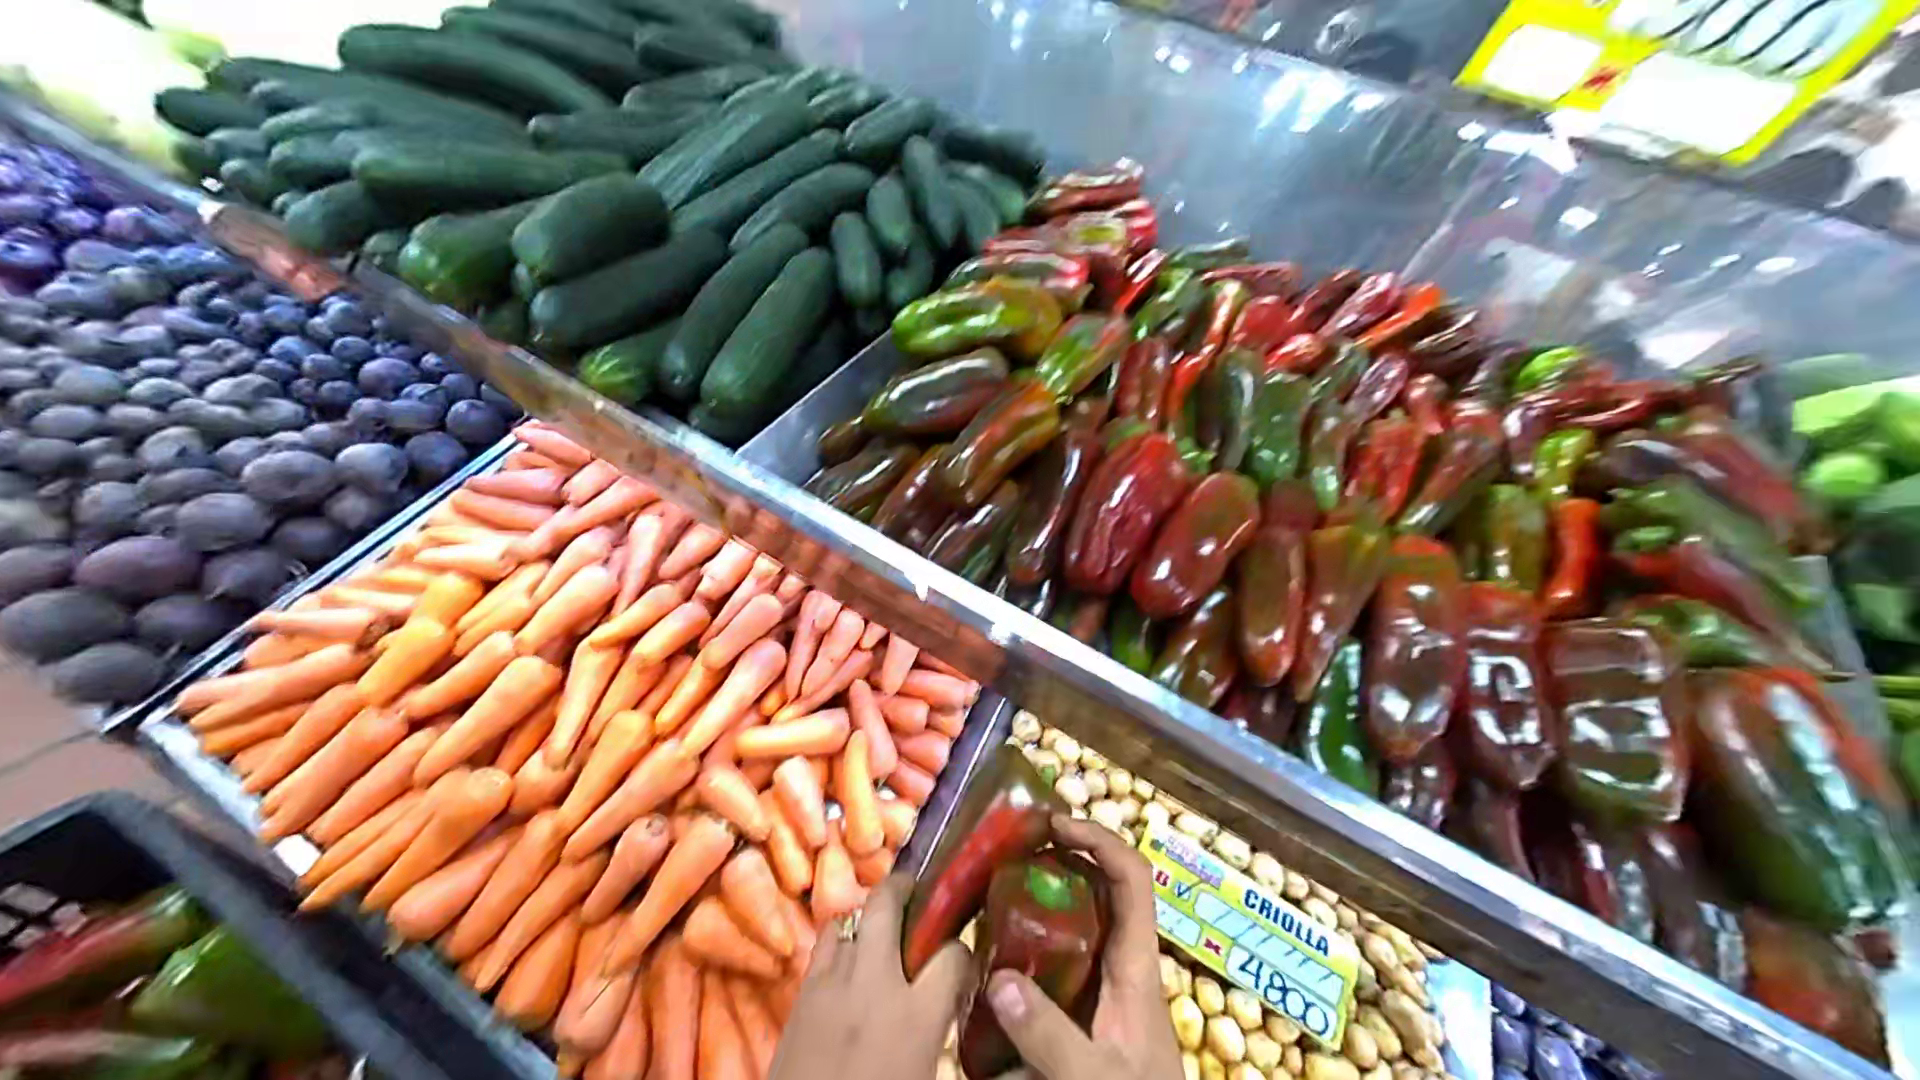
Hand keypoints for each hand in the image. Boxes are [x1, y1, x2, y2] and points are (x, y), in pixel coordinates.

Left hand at [769, 872, 970, 1079]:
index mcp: (914, 1019)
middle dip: (906, 890)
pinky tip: (849, 962)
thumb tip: (965, 1024)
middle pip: (887, 905)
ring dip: (869, 915)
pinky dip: (841, 941)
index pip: (953, 957)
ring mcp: (830, 984)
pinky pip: (824, 946)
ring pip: (849, 917)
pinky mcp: (800, 996)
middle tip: (919, 895)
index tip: (965, 960)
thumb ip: (943, 1043)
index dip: (964, 952)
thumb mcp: (925, 1078)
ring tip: (883, 927)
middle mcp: (872, 984)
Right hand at [985, 815, 1184, 1079]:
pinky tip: (995, 942)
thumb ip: (1049, 1035)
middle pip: (1100, 884)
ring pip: (1078, 915)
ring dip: (1043, 889)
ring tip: (999, 880)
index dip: (1100, 838)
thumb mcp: (1094, 1077)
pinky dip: (1029, 933)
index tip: (1055, 825)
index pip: (1132, 877)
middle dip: (1062, 854)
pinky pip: (1056, 952)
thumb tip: (1000, 981)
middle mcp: (1120, 960)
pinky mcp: (1081, 1004)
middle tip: (1015, 845)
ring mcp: (1100, 981)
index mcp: (1136, 963)